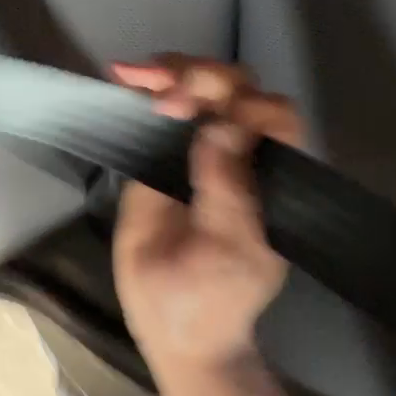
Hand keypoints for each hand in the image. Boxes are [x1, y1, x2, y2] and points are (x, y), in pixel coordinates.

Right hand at [111, 57, 303, 374]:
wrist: (171, 325)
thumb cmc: (214, 295)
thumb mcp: (228, 249)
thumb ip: (226, 188)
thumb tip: (219, 125)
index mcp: (269, 173)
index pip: (274, 116)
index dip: (247, 104)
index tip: (210, 118)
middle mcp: (238, 148)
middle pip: (233, 87)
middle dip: (200, 76)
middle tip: (163, 93)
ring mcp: (197, 142)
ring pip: (197, 84)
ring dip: (170, 70)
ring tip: (134, 74)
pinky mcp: (159, 146)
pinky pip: (157, 102)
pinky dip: (143, 83)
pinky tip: (122, 74)